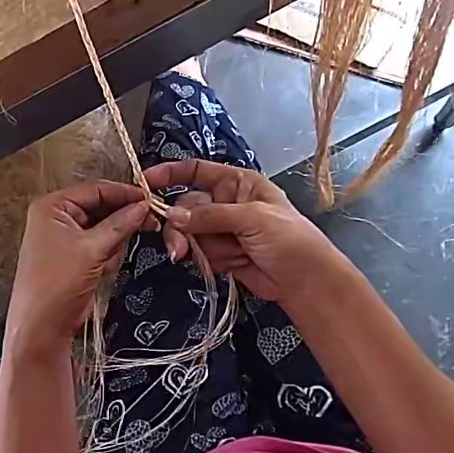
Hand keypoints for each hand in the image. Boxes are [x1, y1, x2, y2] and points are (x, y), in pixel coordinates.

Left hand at [8, 180, 154, 350]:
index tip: (150, 198)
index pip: (95, 189)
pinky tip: (102, 270)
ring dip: (113, 244)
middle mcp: (56, 218)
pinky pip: (101, 247)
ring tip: (106, 262)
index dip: (124, 193)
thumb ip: (120, 224)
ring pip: (105, 229)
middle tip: (149, 222)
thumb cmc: (56, 285)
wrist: (42, 327)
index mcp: (52, 207)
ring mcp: (65, 238)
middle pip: (102, 208)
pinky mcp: (75, 257)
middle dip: (121, 222)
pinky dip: (107, 256)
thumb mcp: (92, 249)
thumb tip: (142, 206)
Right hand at [144, 159, 353, 305]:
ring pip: (190, 234)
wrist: (307, 282)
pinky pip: (200, 253)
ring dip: (198, 248)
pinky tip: (230, 265)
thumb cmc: (290, 239)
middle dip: (182, 228)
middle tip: (178, 249)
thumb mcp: (252, 219)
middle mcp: (228, 203)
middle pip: (187, 208)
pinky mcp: (223, 254)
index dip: (171, 174)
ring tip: (223, 258)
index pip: (197, 171)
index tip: (146, 183)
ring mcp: (225, 230)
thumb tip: (173, 215)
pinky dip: (209, 260)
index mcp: (239, 183)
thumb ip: (211, 215)